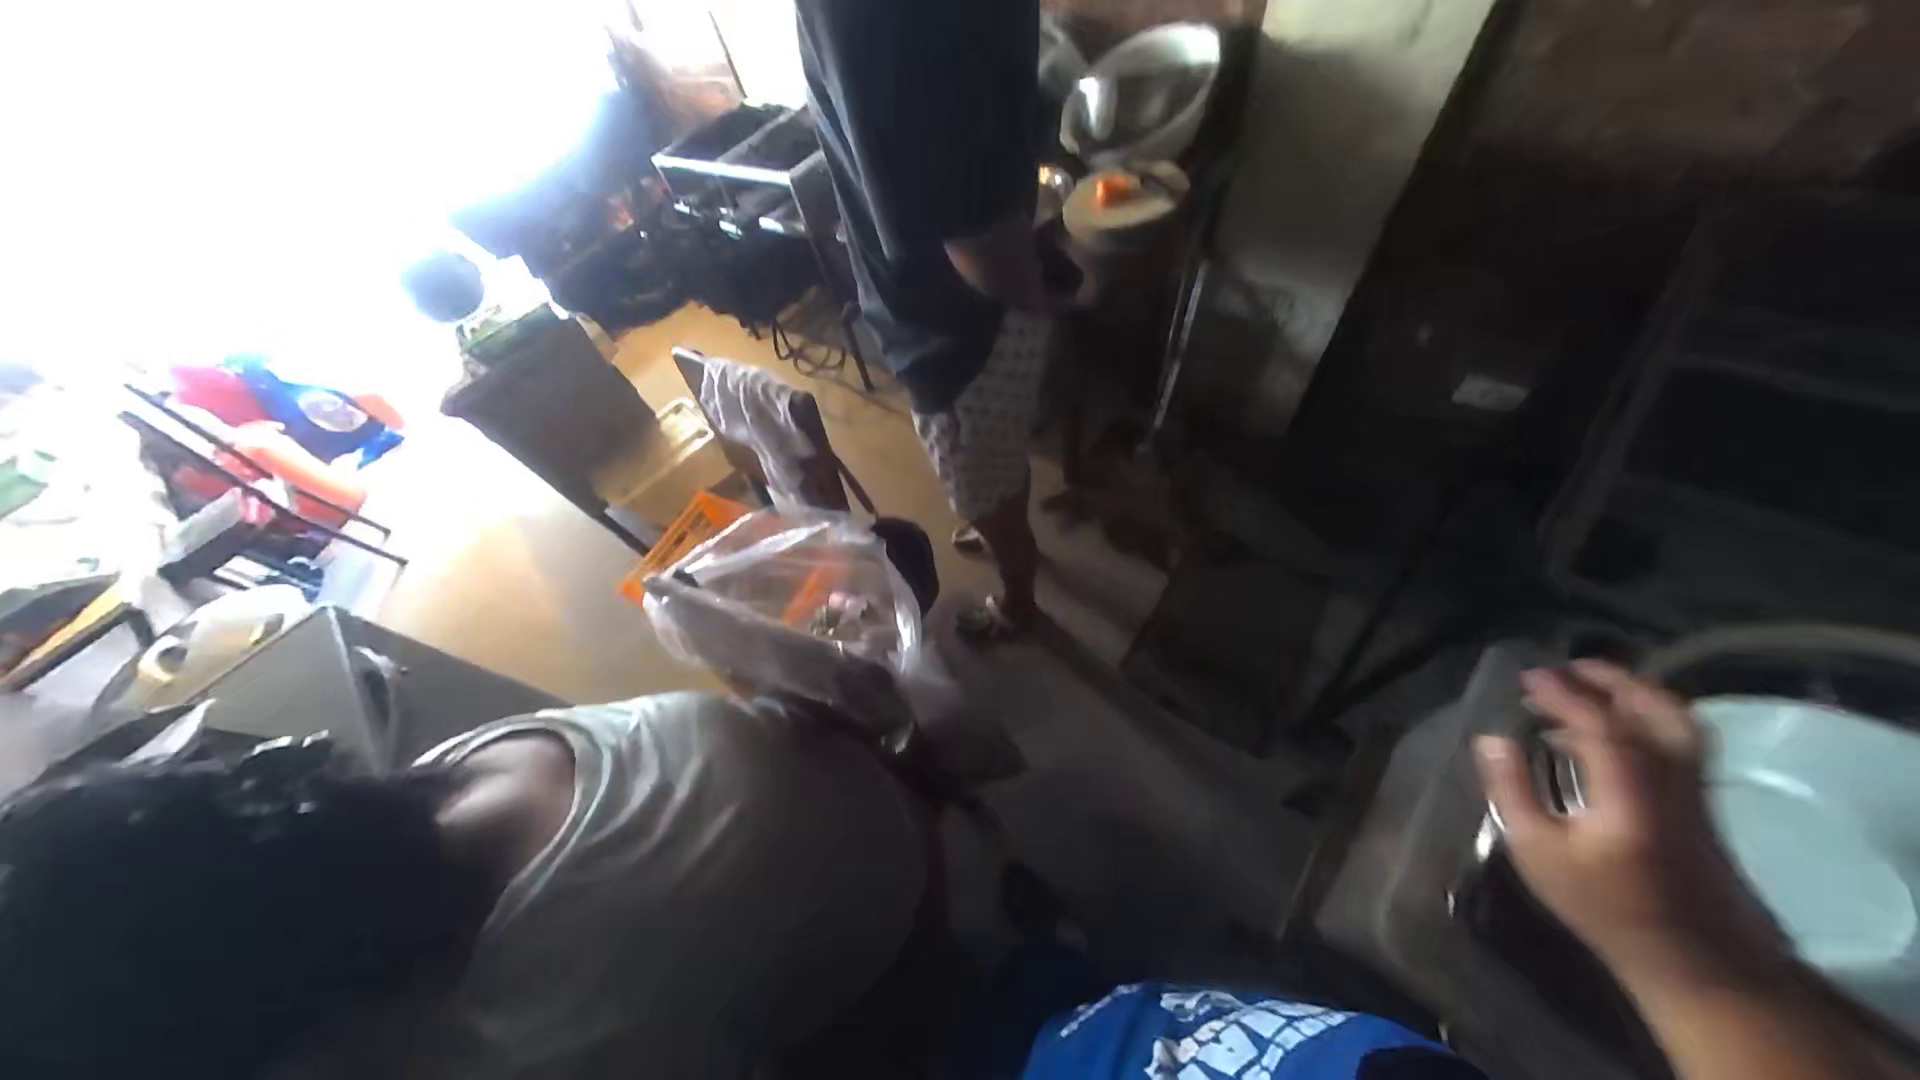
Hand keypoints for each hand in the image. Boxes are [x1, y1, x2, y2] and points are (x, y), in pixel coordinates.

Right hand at [1475, 661, 1785, 987]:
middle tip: (1569, 665)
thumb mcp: (1536, 851)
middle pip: (1660, 715)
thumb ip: (1511, 791)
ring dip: (1633, 697)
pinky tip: (1596, 731)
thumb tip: (1492, 739)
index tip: (1528, 675)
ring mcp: (1692, 794)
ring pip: (1677, 727)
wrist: (1692, 958)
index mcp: (1631, 797)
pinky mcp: (1697, 804)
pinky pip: (1673, 743)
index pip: (1603, 728)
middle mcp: (1672, 785)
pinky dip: (1638, 721)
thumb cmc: (1602, 904)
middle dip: (1616, 682)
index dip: (1565, 695)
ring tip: (1586, 686)